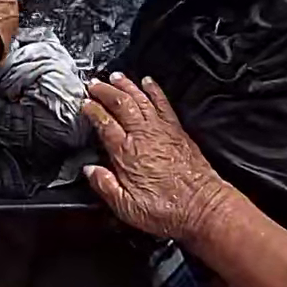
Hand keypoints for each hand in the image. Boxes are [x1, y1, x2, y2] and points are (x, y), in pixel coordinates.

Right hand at [81, 73, 241, 242]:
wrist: (202, 207)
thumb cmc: (167, 210)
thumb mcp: (127, 208)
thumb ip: (105, 186)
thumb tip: (89, 170)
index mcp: (126, 153)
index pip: (104, 123)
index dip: (92, 110)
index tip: (84, 103)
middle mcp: (143, 136)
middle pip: (120, 103)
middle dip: (105, 90)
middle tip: (94, 83)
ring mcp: (161, 130)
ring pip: (140, 99)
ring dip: (126, 85)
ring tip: (115, 77)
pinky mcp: (176, 130)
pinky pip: (162, 103)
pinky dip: (154, 90)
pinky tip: (148, 82)